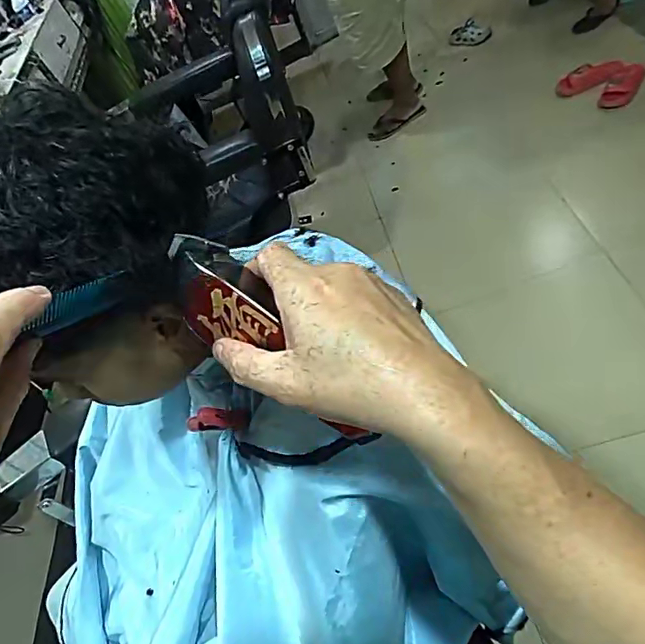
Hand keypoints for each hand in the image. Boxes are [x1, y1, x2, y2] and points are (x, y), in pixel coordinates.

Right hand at [210, 244, 486, 442]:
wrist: (422, 389)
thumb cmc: (349, 384)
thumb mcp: (286, 384)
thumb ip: (243, 363)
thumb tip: (222, 347)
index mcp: (304, 286)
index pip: (267, 254)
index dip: (252, 274)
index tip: (253, 307)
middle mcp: (337, 271)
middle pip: (299, 272)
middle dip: (286, 300)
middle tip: (290, 341)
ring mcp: (371, 280)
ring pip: (331, 284)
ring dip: (320, 306)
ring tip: (330, 349)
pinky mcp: (395, 294)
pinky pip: (360, 294)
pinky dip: (350, 310)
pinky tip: (362, 346)